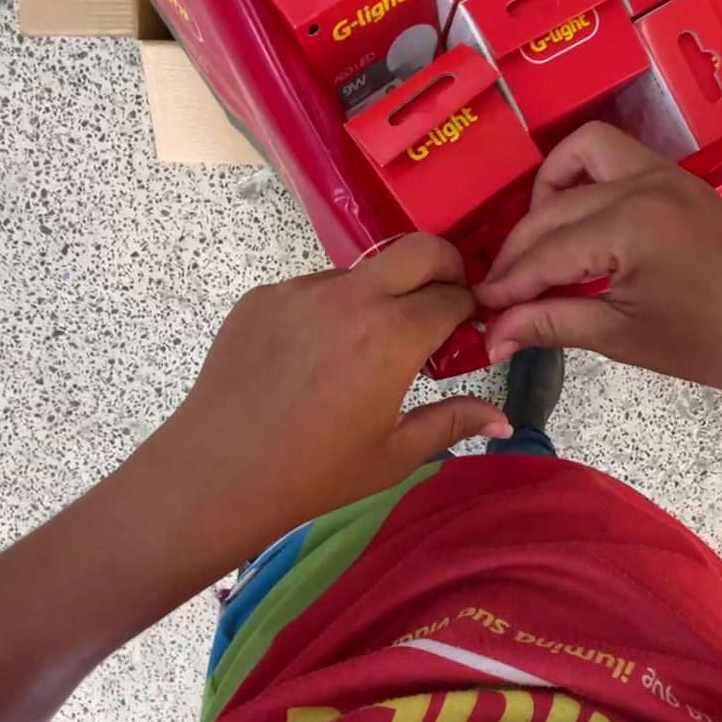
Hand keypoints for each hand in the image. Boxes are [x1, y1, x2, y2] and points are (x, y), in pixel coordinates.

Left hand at [144, 234, 509, 558]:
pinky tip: (312, 358)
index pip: (452, 295)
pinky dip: (329, 310)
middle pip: (419, 250)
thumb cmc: (315, 472)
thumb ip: (453, 422)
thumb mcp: (394, 454)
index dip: (468, 310)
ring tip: (361, 350)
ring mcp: (301, 291)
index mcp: (392, 337)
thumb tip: (502, 419)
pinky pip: (313, 289)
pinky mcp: (263, 296)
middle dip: (444, 267)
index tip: (465, 330)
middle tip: (439, 305)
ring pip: (362, 272)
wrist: (219, 472)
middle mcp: (350, 297)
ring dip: (380, 296)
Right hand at [474, 123, 721, 400]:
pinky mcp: (678, 178)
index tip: (479, 307)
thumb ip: (549, 324)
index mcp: (633, 226)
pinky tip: (579, 223)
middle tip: (502, 291)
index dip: (508, 283)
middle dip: (520, 250)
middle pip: (554, 207)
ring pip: (584, 152)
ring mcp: (666, 173)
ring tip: (539, 241)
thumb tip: (491, 338)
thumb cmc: (702, 345)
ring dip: (549, 189)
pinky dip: (586, 180)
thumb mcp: (618, 336)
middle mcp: (646, 183)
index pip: (547, 252)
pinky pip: (617, 157)